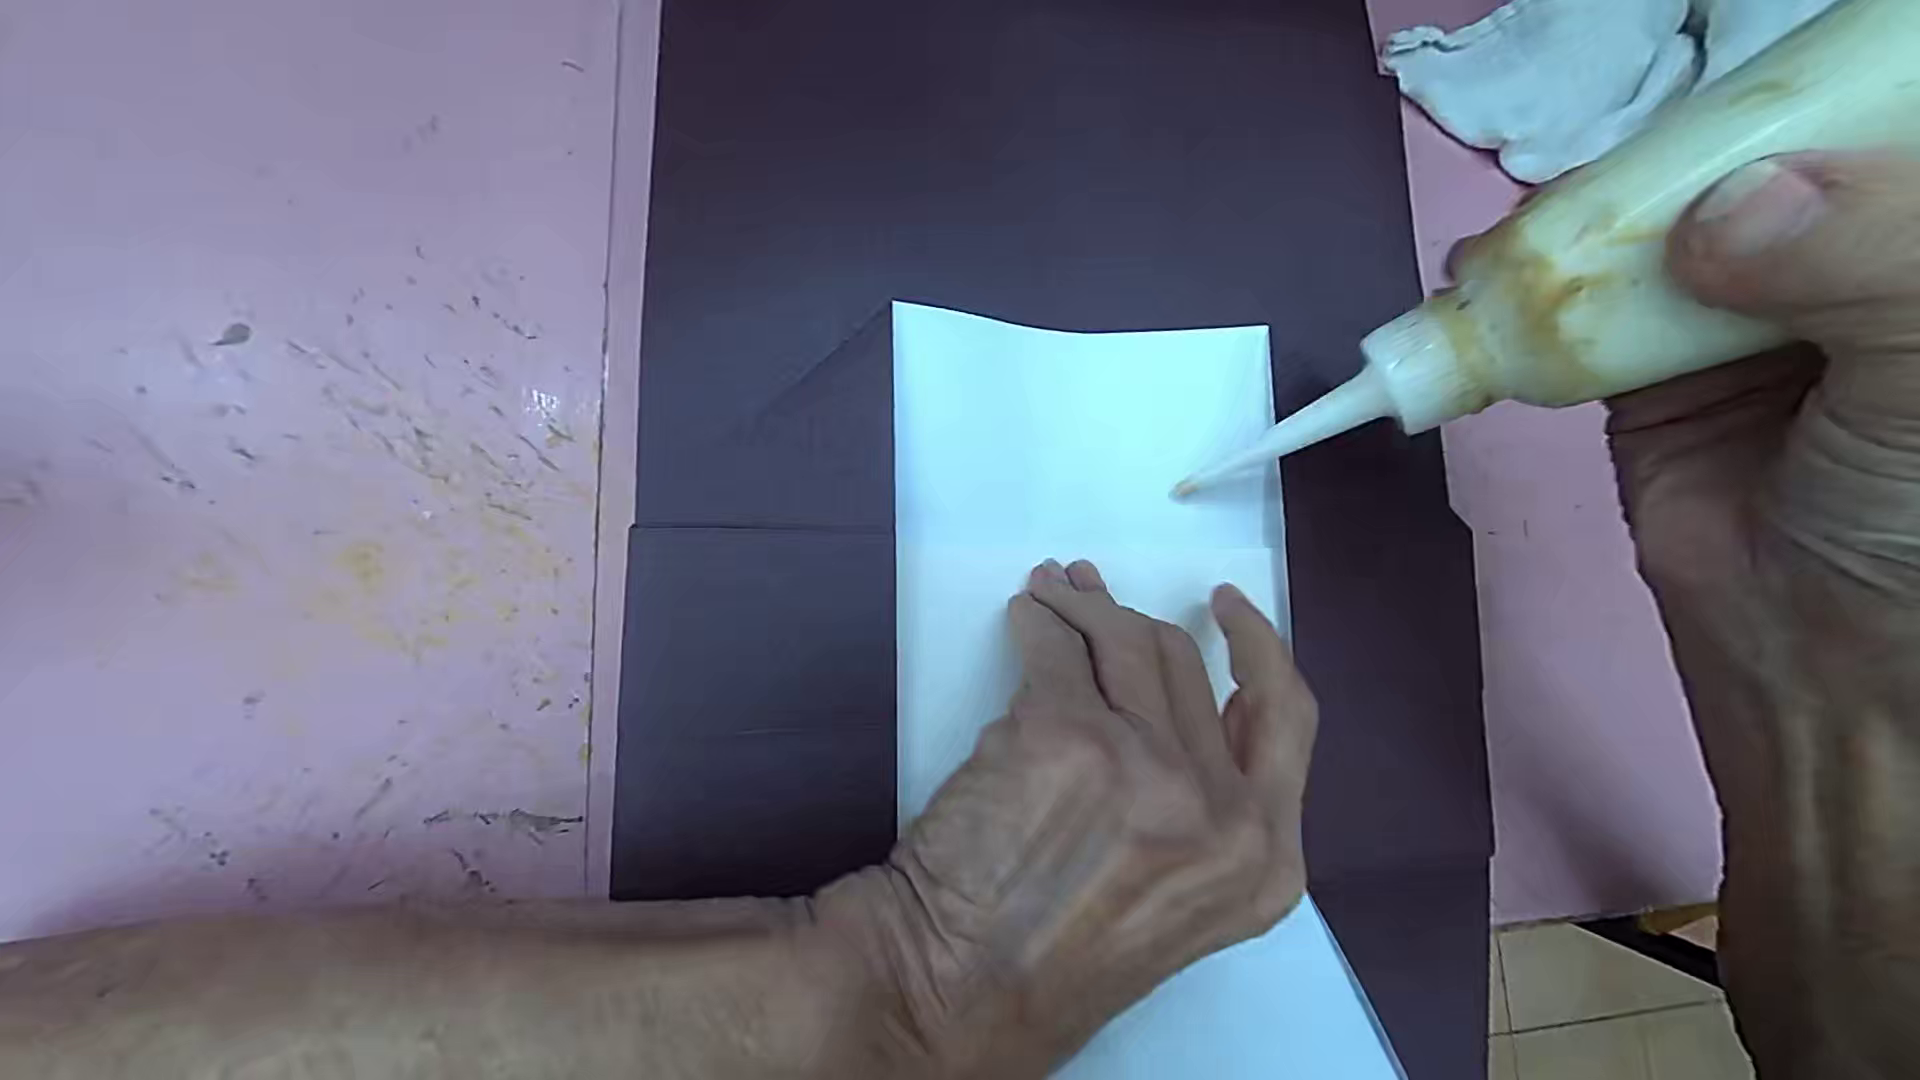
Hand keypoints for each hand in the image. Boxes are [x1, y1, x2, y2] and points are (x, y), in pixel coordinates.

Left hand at [815, 558, 1316, 1078]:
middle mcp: (1220, 809)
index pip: (1282, 713)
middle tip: (1086, 590)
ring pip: (1122, 638)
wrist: (960, 986)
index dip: (1257, 644)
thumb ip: (1195, 793)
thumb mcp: (1171, 884)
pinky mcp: (1066, 731)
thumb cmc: (1059, 944)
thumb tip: (1164, 682)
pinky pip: (1056, 643)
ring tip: (1050, 591)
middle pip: (1181, 659)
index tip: (1227, 606)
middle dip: (1126, 616)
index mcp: (1263, 856)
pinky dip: (1038, 619)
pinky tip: (1027, 616)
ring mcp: (1144, 764)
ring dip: (1079, 603)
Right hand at [1606, 151, 1919, 1075]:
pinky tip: (1492, 283)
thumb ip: (1873, 259)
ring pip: (1655, 248)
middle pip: (1758, 180)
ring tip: (1516, 235)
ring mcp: (1739, 325)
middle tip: (1612, 162)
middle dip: (1681, 164)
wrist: (1819, 648)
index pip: (1881, 131)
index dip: (1827, 97)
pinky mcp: (1646, 380)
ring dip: (1582, 236)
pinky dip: (1537, 304)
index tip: (1762, 87)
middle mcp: (1852, 270)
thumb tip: (1730, 204)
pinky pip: (1587, 322)